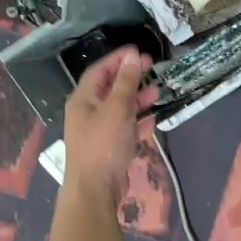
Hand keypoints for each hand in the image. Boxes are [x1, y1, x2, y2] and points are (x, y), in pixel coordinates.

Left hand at [62, 48, 157, 210]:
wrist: (95, 189)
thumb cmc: (103, 145)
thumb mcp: (117, 109)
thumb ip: (126, 83)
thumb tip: (132, 57)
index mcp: (83, 100)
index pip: (99, 71)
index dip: (118, 59)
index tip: (138, 51)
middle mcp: (88, 112)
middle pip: (110, 88)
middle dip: (130, 77)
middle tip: (152, 66)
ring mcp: (98, 130)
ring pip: (119, 107)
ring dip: (137, 99)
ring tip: (157, 92)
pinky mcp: (109, 146)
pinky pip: (124, 126)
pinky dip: (138, 121)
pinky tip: (152, 120)